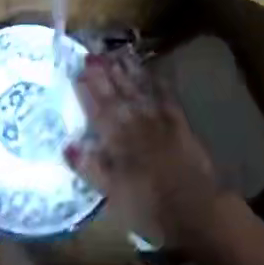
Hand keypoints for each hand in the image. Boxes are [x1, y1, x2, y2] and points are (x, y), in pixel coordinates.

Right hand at [68, 51, 223, 245]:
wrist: (196, 209)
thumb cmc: (149, 208)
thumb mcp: (113, 195)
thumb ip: (91, 168)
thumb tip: (67, 144)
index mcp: (118, 141)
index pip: (98, 111)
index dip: (87, 91)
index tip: (77, 71)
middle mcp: (137, 124)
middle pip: (117, 95)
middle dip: (103, 75)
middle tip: (92, 55)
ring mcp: (159, 120)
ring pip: (140, 90)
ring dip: (127, 72)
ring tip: (116, 55)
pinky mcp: (179, 123)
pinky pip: (166, 96)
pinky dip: (157, 83)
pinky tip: (152, 72)